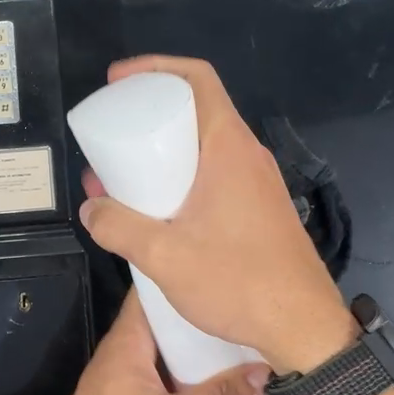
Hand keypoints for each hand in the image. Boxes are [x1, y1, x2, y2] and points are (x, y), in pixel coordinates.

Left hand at [9, 291, 269, 394]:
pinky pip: (157, 368)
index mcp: (127, 341)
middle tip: (244, 310)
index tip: (221, 270)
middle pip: (162, 317)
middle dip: (199, 314)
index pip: (150, 289)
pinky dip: (182, 369)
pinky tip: (214, 379)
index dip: (182, 274)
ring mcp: (120, 370)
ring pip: (162, 346)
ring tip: (240, 338)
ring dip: (193, 345)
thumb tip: (266, 372)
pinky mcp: (122, 392)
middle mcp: (121, 348)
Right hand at [78, 55, 357, 375]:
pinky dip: (179, 180)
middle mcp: (246, 156)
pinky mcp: (257, 210)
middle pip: (194, 112)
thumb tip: (91, 209)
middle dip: (146, 118)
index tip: (117, 81)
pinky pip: (212, 177)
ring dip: (160, 156)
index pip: (197, 79)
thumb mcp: (164, 256)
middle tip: (109, 138)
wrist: (302, 327)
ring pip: (202, 149)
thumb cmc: (237, 282)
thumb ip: (119, 229)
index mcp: (228, 149)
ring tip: (119, 179)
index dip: (155, 67)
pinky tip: (153, 212)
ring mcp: (255, 184)